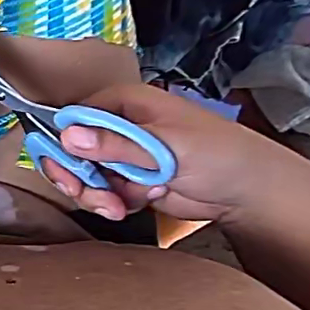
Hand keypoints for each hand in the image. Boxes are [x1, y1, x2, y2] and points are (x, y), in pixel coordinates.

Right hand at [38, 83, 305, 222]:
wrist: (246, 189)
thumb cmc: (216, 153)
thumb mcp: (164, 147)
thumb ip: (116, 144)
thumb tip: (69, 136)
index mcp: (124, 103)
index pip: (74, 118)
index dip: (63, 146)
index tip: (70, 173)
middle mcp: (119, 126)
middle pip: (73, 151)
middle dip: (79, 178)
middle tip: (94, 197)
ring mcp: (124, 155)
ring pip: (86, 176)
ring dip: (97, 196)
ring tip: (122, 206)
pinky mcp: (130, 180)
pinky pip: (103, 192)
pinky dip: (113, 203)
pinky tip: (138, 204)